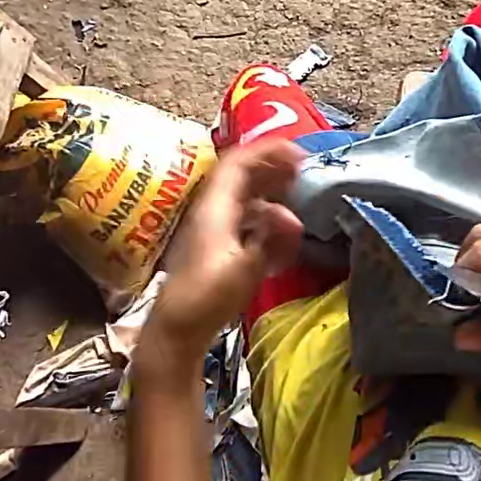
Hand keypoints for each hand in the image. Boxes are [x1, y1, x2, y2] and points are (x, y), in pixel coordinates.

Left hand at [148, 140, 304, 349]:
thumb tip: (290, 218)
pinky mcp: (216, 247)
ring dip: (270, 193)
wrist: (179, 328)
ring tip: (296, 195)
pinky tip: (281, 230)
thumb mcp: (246, 267)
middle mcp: (212, 211)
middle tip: (301, 169)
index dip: (268, 151)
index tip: (298, 152)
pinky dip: (264, 217)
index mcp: (215, 208)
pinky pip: (243, 220)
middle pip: (241, 177)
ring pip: (243, 198)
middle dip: (272, 169)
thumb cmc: (209, 296)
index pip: (239, 163)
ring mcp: (212, 229)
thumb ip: (270, 238)